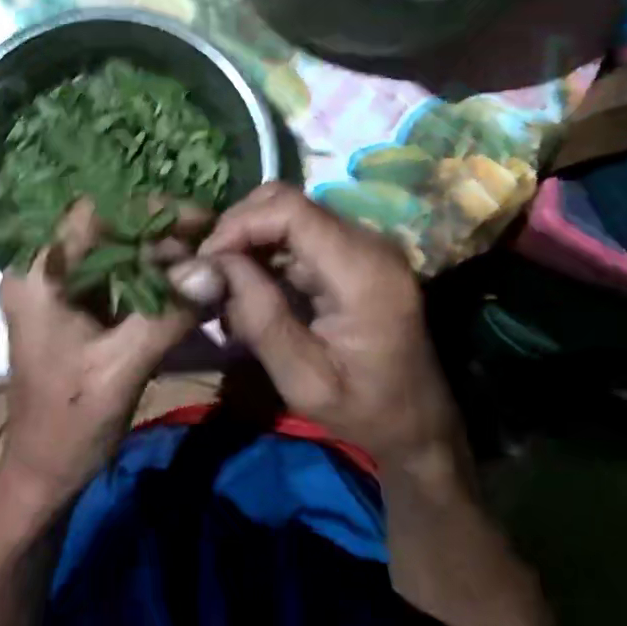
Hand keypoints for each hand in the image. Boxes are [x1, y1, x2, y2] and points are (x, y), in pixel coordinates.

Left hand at [0, 201, 195, 522]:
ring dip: (155, 251)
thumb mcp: (122, 368)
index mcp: (37, 275)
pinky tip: (180, 280)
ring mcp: (55, 287)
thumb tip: (215, 268)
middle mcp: (40, 269)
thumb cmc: (70, 423)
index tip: (198, 219)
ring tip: (202, 258)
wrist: (44, 471)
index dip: (146, 209)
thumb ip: (166, 315)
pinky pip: (112, 274)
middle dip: (156, 230)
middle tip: (207, 241)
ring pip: (110, 248)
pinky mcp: (71, 306)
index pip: (91, 214)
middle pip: (102, 226)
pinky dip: (146, 274)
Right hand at [199, 183, 462, 471]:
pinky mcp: (354, 253)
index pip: (289, 210)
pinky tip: (250, 283)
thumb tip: (212, 265)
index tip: (207, 261)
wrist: (419, 425)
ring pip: (287, 210)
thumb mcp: (303, 380)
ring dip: (248, 237)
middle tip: (211, 269)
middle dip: (237, 227)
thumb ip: (259, 318)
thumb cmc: (364, 411)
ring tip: (226, 279)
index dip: (238, 224)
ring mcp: (364, 245)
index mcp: (363, 273)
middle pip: (286, 200)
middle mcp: (368, 244)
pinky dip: (264, 247)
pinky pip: (298, 230)